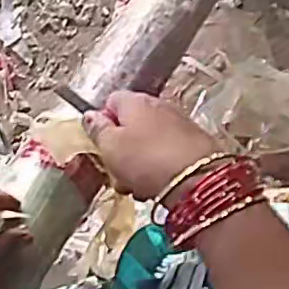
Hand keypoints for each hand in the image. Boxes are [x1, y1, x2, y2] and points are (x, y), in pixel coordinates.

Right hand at [82, 91, 222, 201]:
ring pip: (148, 142)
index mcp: (135, 101)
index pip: (110, 101)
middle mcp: (159, 106)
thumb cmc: (147, 160)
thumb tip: (90, 116)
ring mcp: (180, 124)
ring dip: (138, 164)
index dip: (101, 124)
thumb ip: (97, 130)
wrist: (198, 179)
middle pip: (130, 124)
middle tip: (116, 173)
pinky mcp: (195, 144)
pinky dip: (159, 169)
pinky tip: (157, 187)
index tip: (99, 146)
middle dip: (120, 149)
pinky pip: (167, 154)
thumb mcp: (110, 147)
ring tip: (136, 186)